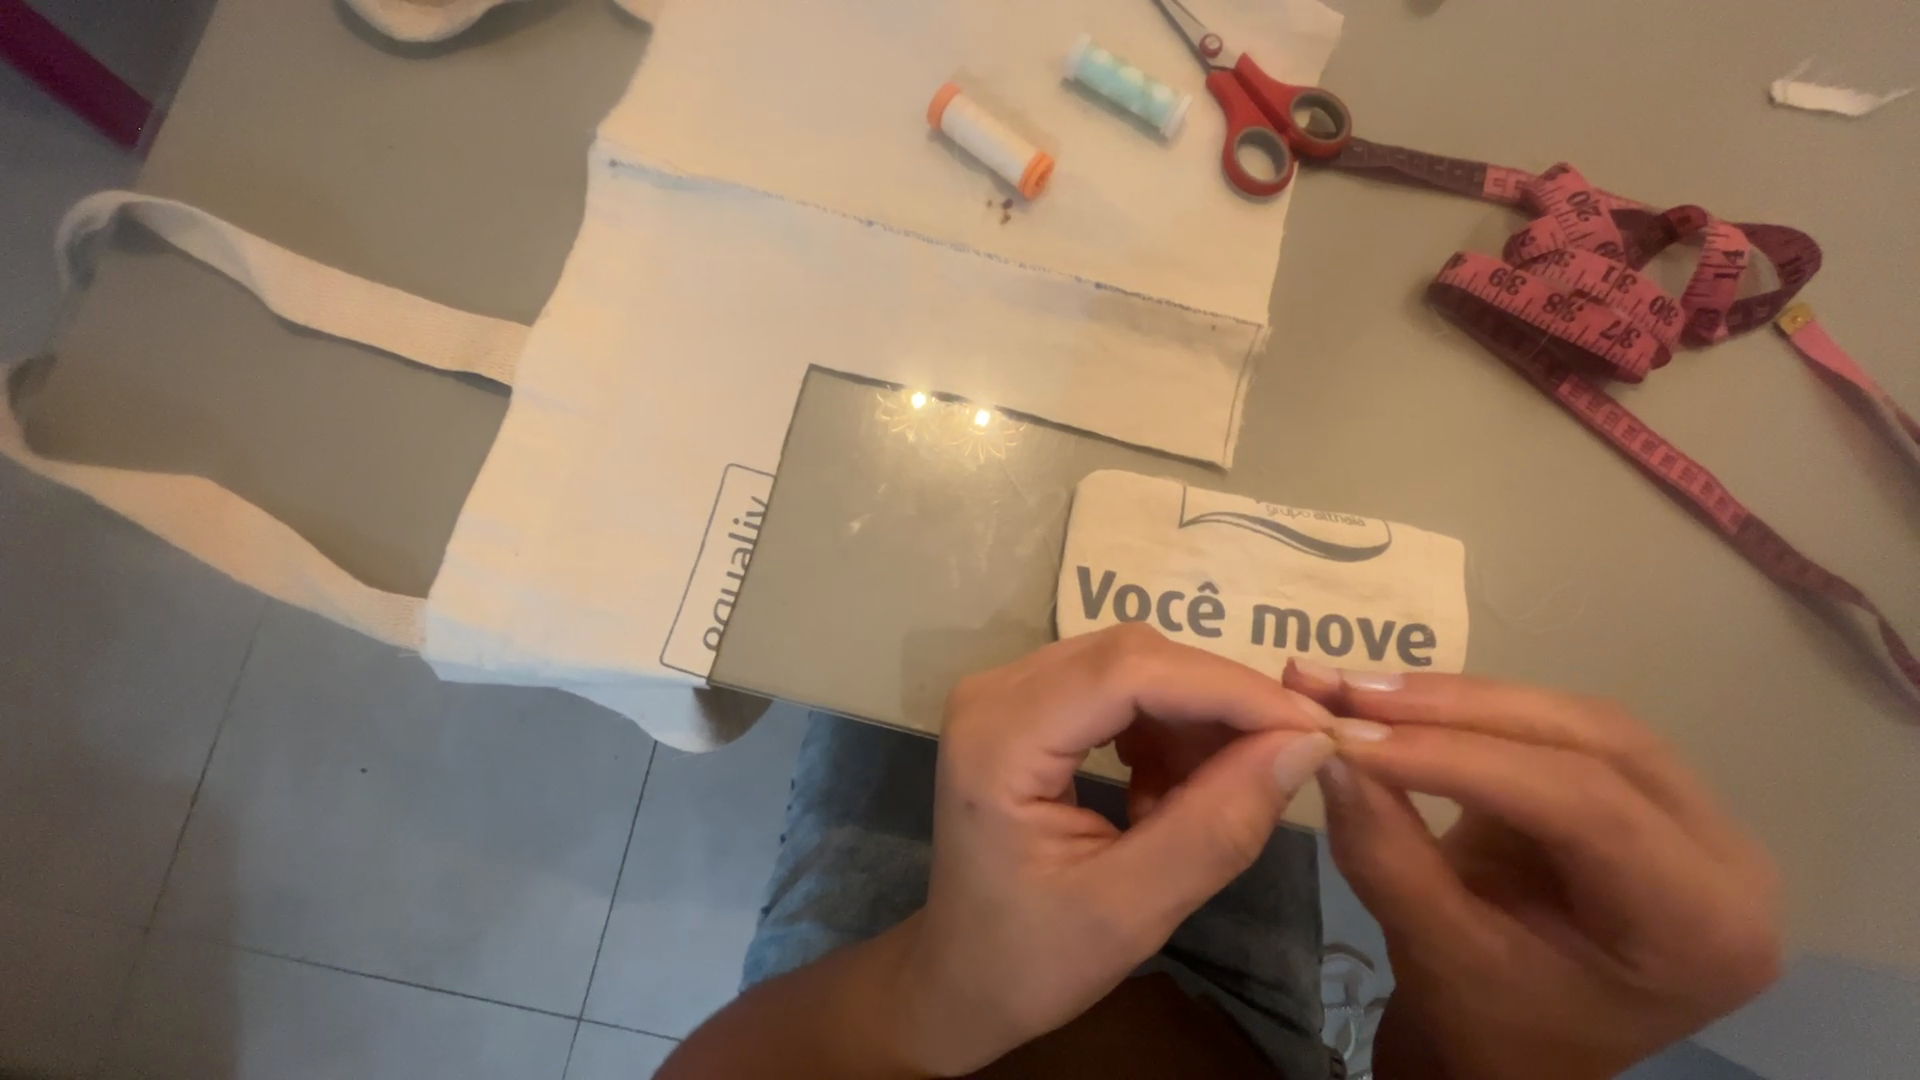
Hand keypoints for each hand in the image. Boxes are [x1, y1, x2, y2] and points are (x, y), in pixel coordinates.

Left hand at [887, 624, 1337, 1075]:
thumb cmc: (1031, 957)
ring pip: (1127, 664)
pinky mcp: (1023, 703)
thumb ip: (1216, 827)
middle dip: (1215, 699)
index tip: (1309, 725)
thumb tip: (1302, 745)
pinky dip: (1160, 726)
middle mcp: (992, 692)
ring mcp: (1004, 691)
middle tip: (1282, 757)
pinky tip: (1166, 788)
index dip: (1224, 687)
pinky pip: (1112, 686)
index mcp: (998, 739)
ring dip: (1189, 716)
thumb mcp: (1131, 911)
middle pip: (1128, 655)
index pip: (1125, 672)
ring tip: (1211, 792)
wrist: (962, 970)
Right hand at [1287, 663, 1782, 1079]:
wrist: (1513, 1044)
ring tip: (1358, 692)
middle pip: (1589, 740)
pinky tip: (1397, 705)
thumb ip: (1384, 852)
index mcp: (1703, 928)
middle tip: (1350, 695)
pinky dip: (1461, 709)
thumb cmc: (1489, 1024)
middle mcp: (1721, 858)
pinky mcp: (1626, 789)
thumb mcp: (1432, 953)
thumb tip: (1331, 751)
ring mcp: (1682, 815)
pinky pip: (1545, 724)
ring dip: (1454, 698)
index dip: (1458, 759)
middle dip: (1454, 708)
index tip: (1348, 739)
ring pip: (1567, 716)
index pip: (1585, 806)